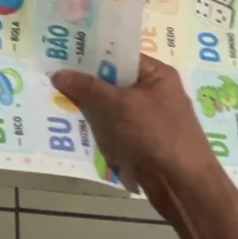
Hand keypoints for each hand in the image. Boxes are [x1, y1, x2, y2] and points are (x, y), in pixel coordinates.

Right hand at [52, 56, 222, 207]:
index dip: (91, 52)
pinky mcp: (139, 140)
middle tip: (51, 73)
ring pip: (108, 104)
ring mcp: (145, 118)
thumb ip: (88, 87)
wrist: (186, 187)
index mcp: (156, 74)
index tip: (62, 51)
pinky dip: (95, 125)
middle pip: (111, 79)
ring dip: (87, 104)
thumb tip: (57, 73)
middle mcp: (152, 92)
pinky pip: (111, 125)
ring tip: (53, 95)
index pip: (119, 54)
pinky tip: (70, 121)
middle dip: (84, 80)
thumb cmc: (159, 134)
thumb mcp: (121, 105)